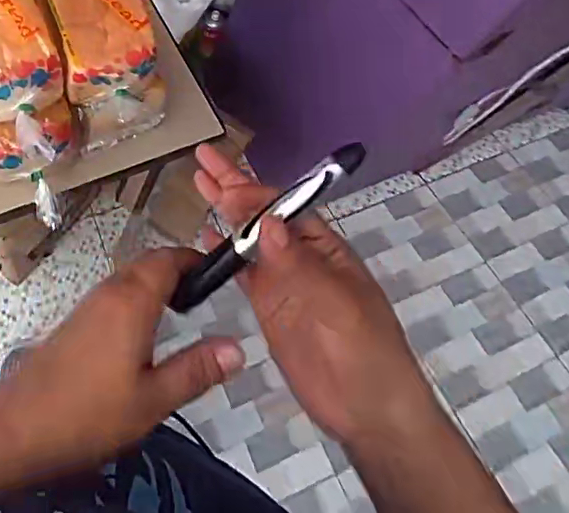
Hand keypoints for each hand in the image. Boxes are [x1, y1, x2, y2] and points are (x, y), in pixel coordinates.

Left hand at [0, 248, 244, 488]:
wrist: (21, 423)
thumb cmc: (90, 411)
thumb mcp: (153, 399)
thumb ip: (196, 370)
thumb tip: (236, 349)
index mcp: (132, 300)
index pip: (168, 258)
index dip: (194, 258)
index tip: (217, 270)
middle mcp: (110, 291)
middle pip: (149, 262)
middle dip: (178, 268)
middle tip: (205, 291)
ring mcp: (90, 302)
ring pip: (131, 276)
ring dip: (156, 282)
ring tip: (182, 309)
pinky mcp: (78, 318)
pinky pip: (116, 292)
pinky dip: (138, 296)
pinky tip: (145, 331)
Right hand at [194, 144, 427, 444]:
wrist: (369, 412)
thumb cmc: (367, 351)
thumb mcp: (340, 305)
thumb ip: (300, 264)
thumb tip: (269, 223)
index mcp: (323, 246)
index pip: (283, 209)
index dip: (254, 195)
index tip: (226, 188)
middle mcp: (299, 254)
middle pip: (261, 211)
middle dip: (233, 183)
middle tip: (204, 156)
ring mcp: (281, 278)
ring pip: (247, 234)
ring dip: (224, 208)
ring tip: (199, 180)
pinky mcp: (267, 303)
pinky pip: (241, 269)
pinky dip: (222, 250)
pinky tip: (205, 233)